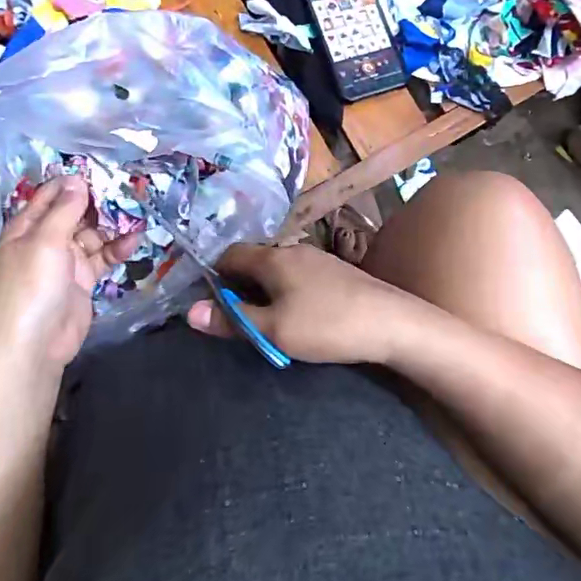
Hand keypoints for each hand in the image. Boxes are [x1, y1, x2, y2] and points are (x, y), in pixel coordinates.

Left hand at [0, 175, 142, 368]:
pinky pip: (102, 258)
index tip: (104, 171)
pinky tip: (134, 242)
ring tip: (139, 216)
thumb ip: (64, 210)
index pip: (50, 196)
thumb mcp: (45, 241)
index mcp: (26, 228)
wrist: (32, 346)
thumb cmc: (30, 287)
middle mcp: (44, 242)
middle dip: (100, 203)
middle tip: (131, 192)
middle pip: (75, 214)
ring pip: (92, 235)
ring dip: (113, 226)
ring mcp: (64, 262)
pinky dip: (117, 249)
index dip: (74, 183)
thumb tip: (77, 179)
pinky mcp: (82, 282)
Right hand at [185, 243, 436, 365]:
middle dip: (239, 285)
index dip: (213, 277)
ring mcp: (320, 259)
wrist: (391, 322)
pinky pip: (299, 277)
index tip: (208, 304)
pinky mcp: (338, 273)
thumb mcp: (274, 330)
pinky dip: (287, 292)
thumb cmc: (326, 325)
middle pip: (254, 260)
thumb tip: (190, 312)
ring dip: (265, 290)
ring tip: (264, 321)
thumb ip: (233, 320)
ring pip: (278, 269)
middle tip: (235, 319)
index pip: (230, 255)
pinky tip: (297, 315)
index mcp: (274, 258)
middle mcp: (295, 250)